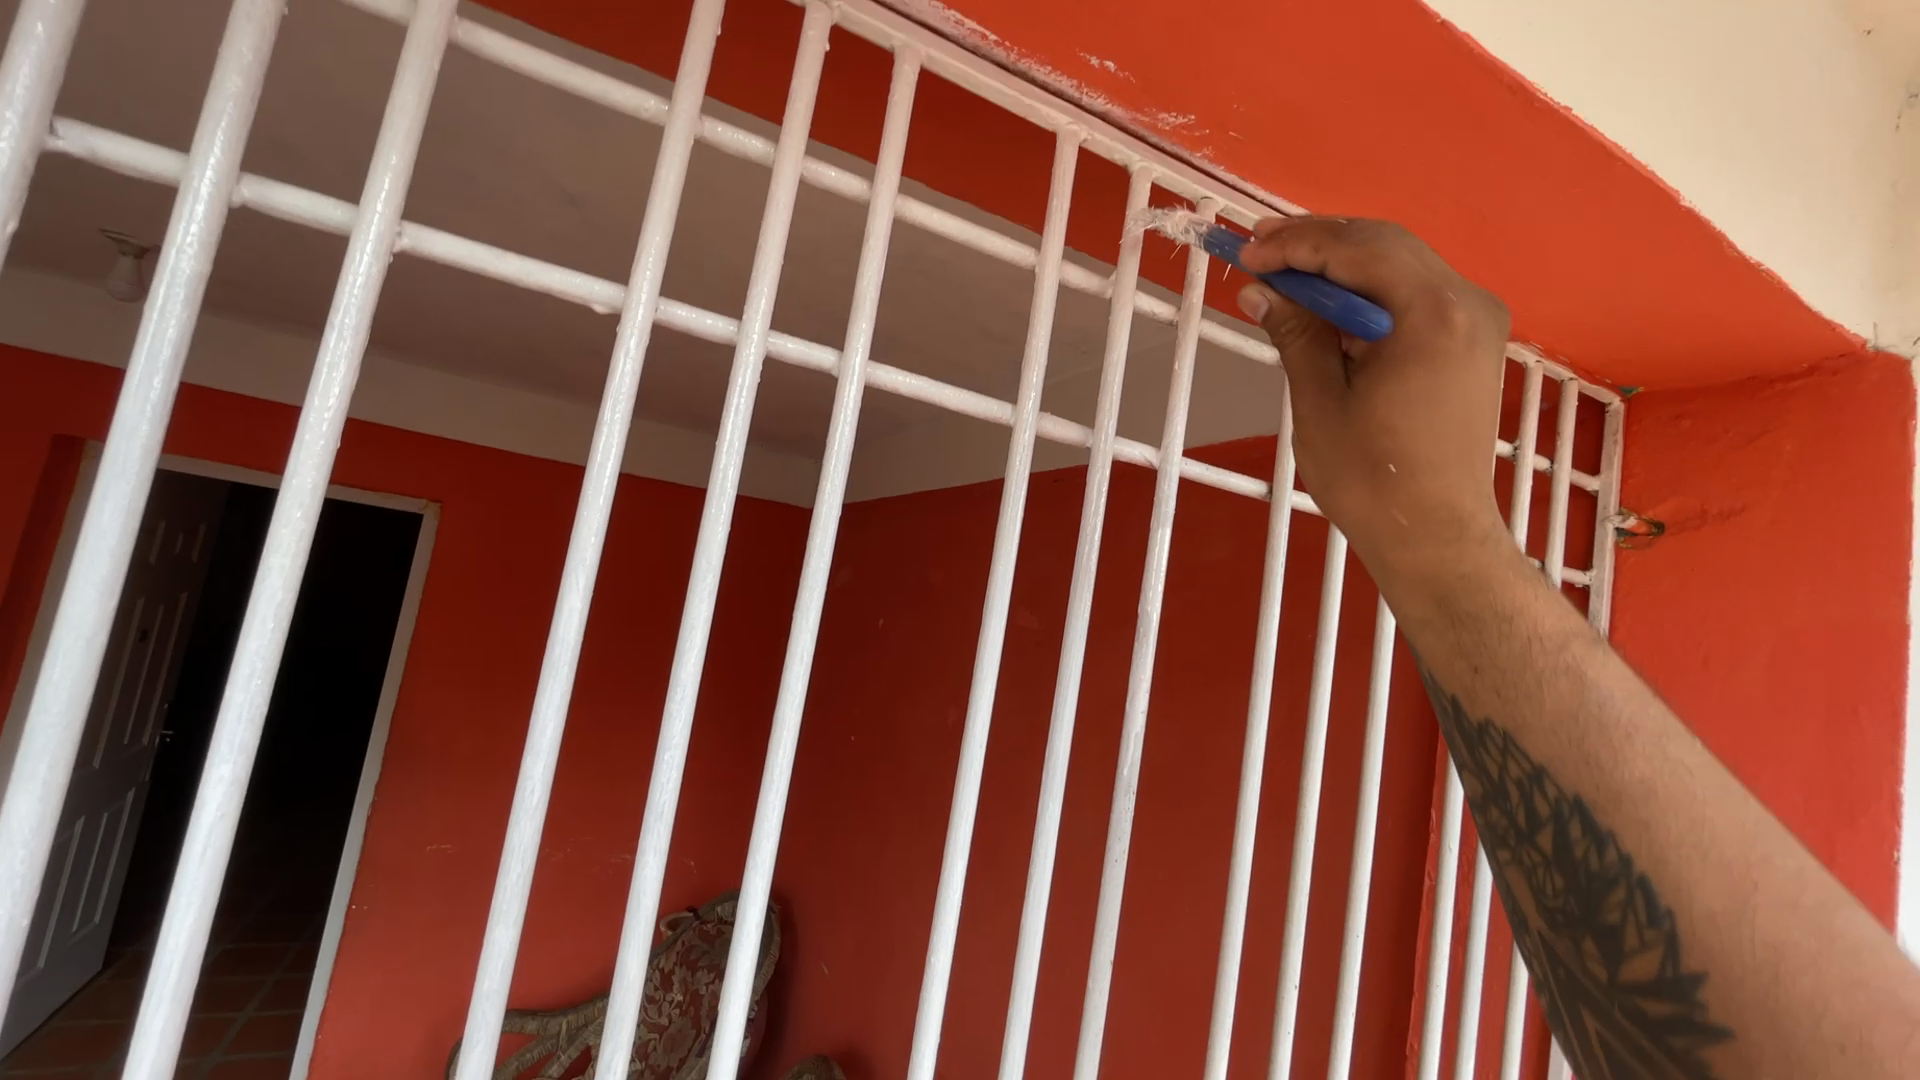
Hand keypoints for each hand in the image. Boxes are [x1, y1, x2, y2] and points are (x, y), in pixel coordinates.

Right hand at [1236, 216, 1516, 595]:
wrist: (1434, 533)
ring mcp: (1476, 320)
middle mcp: (1466, 302)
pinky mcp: (1471, 341)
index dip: (1297, 245)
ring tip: (1284, 272)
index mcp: (1431, 315)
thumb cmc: (1370, 477)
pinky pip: (1413, 293)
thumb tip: (1259, 290)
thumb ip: (1296, 335)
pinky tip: (1328, 304)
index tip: (1246, 251)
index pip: (1358, 250)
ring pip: (1401, 265)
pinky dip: (1366, 289)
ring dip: (1341, 263)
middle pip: (1385, 245)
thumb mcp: (1320, 403)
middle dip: (1318, 243)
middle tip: (1259, 247)